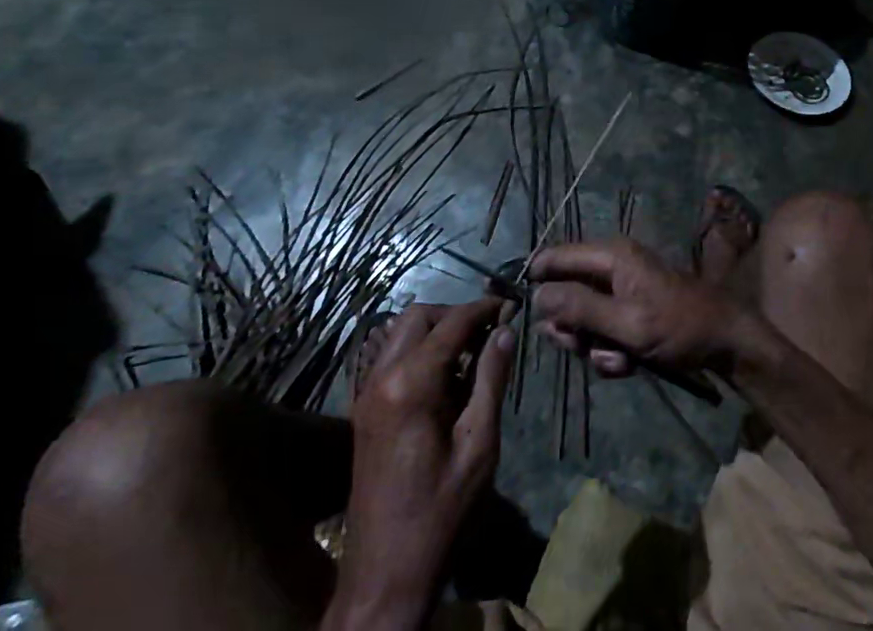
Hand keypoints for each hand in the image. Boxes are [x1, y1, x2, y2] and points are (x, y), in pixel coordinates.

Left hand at [325, 299, 514, 630]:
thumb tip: (506, 332)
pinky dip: (417, 350)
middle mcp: (381, 376)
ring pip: (398, 334)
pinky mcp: (363, 408)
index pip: (451, 324)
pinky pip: (389, 358)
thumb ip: (491, 380)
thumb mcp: (479, 445)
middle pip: (417, 318)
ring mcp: (366, 392)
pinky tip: (444, 378)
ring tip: (470, 353)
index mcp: (411, 383)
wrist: (386, 567)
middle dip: (454, 314)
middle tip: (489, 331)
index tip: (509, 304)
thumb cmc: (442, 509)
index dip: (482, 309)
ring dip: (434, 331)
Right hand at [530, 238, 749, 378]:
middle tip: (577, 346)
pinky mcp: (627, 312)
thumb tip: (536, 296)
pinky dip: (609, 350)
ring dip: (592, 344)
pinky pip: (601, 330)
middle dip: (569, 326)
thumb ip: (580, 308)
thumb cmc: (680, 326)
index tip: (523, 311)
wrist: (727, 345)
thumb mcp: (627, 323)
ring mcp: (620, 291)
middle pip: (564, 292)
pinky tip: (628, 364)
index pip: (554, 257)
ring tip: (616, 360)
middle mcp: (611, 267)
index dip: (535, 280)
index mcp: (611, 256)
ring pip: (581, 317)